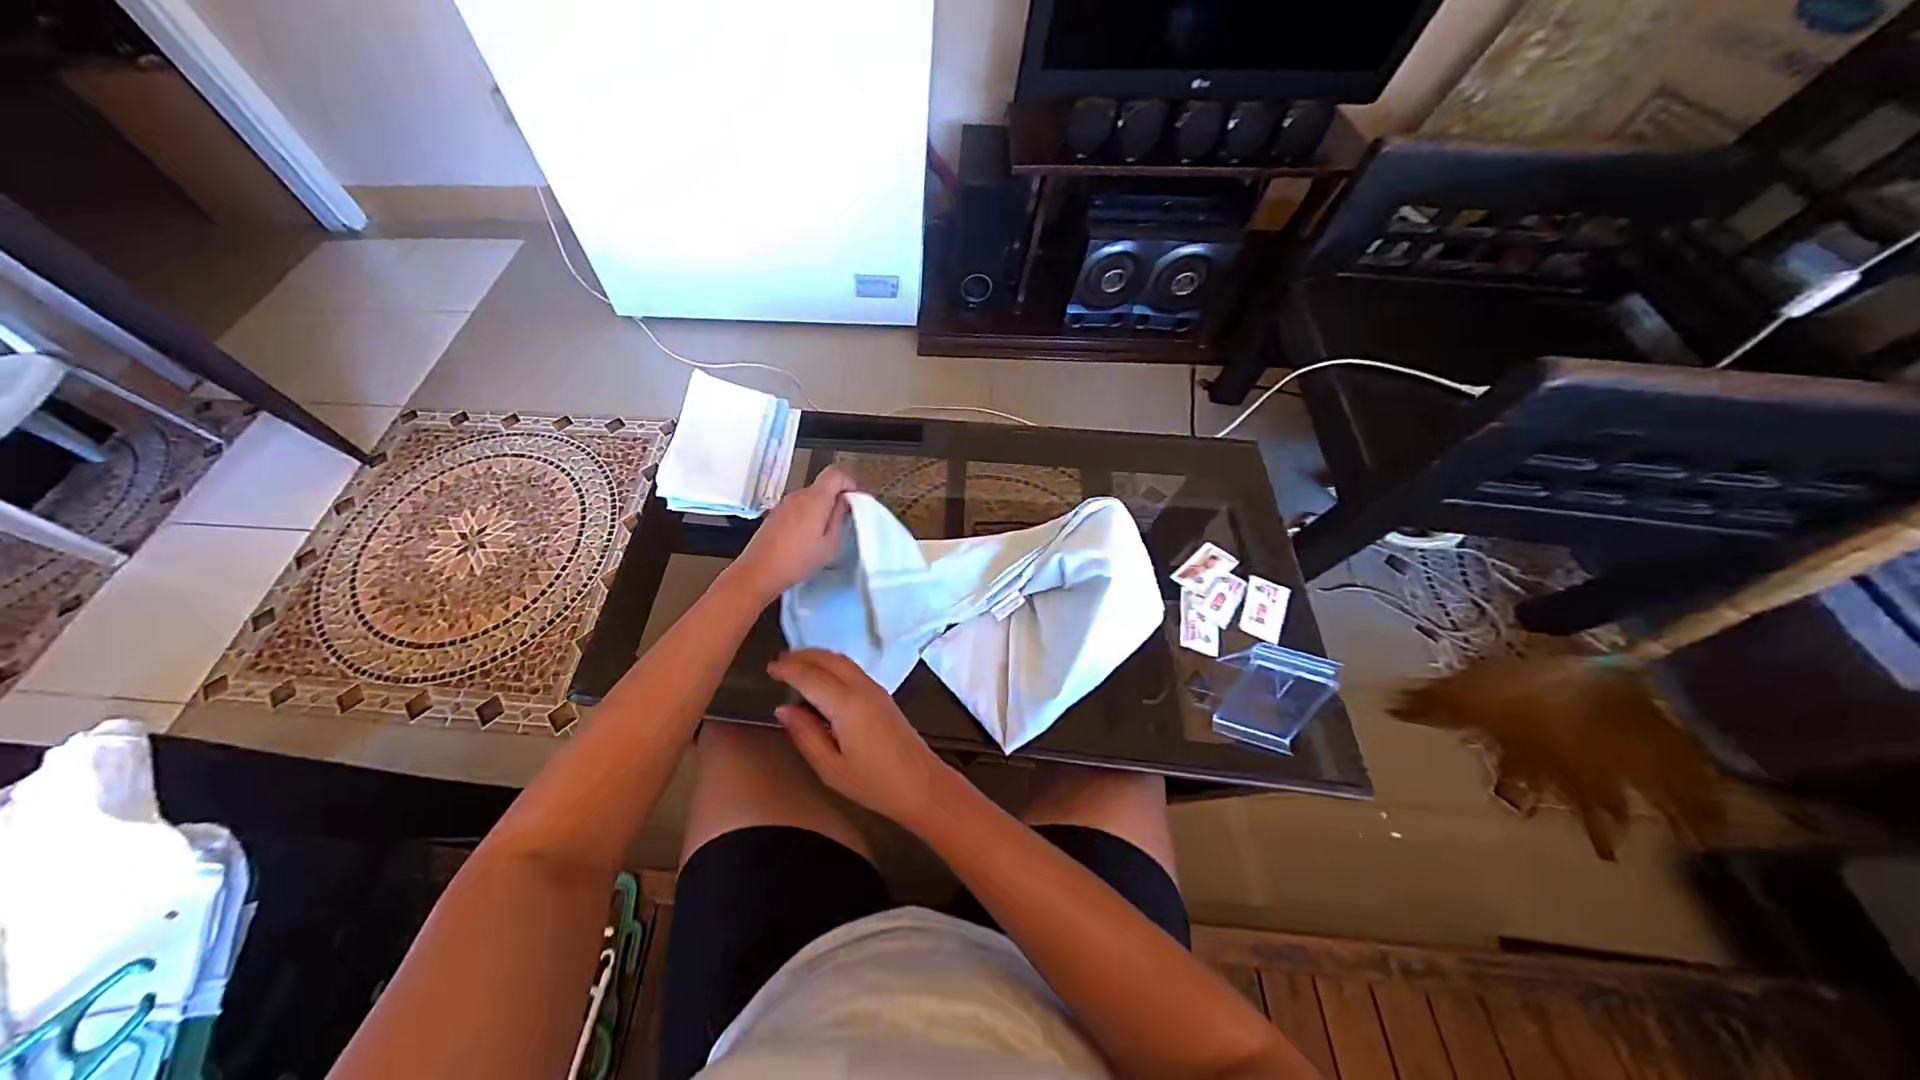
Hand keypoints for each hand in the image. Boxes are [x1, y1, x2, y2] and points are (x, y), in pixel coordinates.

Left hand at [722, 467, 855, 602]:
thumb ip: (839, 517)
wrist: (759, 571)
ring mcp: (784, 504)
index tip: (855, 499)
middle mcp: (798, 496)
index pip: (835, 473)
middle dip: (836, 498)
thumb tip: (843, 502)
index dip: (849, 482)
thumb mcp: (829, 543)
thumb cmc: (797, 561)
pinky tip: (808, 537)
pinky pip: (798, 506)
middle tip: (844, 520)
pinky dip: (808, 515)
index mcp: (814, 499)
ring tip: (826, 533)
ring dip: (822, 508)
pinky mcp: (776, 513)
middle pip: (823, 486)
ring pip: (811, 497)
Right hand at [769, 649, 955, 828]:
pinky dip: (831, 665)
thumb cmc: (875, 784)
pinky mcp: (883, 696)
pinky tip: (821, 679)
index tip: (768, 669)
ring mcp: (876, 690)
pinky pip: (852, 669)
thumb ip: (805, 735)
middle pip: (828, 659)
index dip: (787, 670)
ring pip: (842, 661)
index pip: (810, 676)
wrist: (922, 785)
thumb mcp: (831, 769)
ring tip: (795, 665)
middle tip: (778, 663)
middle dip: (801, 656)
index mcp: (847, 705)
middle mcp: (862, 689)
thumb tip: (783, 709)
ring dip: (817, 658)